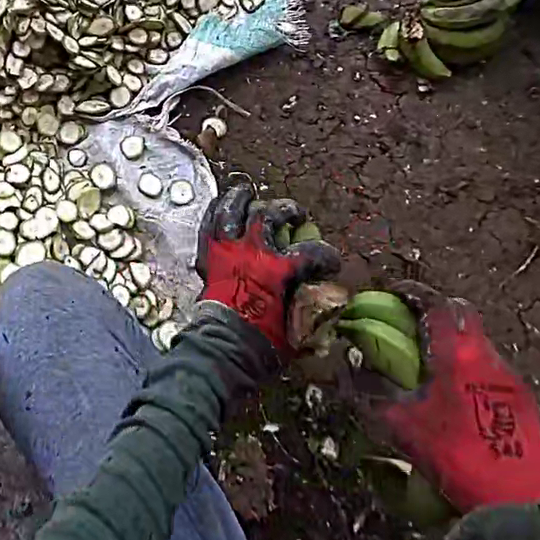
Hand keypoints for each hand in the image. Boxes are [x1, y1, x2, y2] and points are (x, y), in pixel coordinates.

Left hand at [196, 186, 339, 358]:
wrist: (222, 348)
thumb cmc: (263, 344)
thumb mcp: (299, 329)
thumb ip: (313, 307)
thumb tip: (329, 298)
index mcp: (279, 269)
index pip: (313, 252)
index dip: (327, 255)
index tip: (331, 262)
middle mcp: (251, 251)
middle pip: (268, 215)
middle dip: (285, 210)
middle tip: (295, 213)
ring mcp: (226, 250)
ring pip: (233, 210)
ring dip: (242, 199)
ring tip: (248, 191)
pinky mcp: (207, 255)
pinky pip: (209, 224)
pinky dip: (215, 212)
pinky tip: (220, 205)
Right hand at [370, 283, 539, 513]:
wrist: (513, 506)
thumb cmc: (452, 455)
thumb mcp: (398, 422)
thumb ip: (365, 390)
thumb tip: (340, 366)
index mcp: (459, 356)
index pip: (437, 304)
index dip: (412, 294)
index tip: (391, 293)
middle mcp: (489, 359)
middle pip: (462, 317)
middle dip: (432, 313)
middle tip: (405, 322)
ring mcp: (511, 381)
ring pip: (476, 342)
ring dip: (450, 340)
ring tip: (425, 358)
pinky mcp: (522, 403)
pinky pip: (488, 367)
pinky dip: (466, 364)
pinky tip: (451, 390)